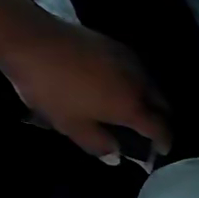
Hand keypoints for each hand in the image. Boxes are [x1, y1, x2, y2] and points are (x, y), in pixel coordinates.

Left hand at [0, 15, 171, 162]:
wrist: (34, 42)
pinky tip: (116, 84)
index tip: (161, 151)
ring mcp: (133, 63)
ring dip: (149, 100)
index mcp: (131, 107)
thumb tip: (116, 156)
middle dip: (160, 120)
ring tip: (131, 106)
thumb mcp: (70, 125)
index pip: (160, 128)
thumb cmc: (52, 89)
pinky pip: (138, 71)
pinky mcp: (120, 47)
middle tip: (147, 130)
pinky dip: (136, 83)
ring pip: (152, 86)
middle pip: (163, 105)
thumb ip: (97, 144)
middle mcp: (141, 85)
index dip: (164, 141)